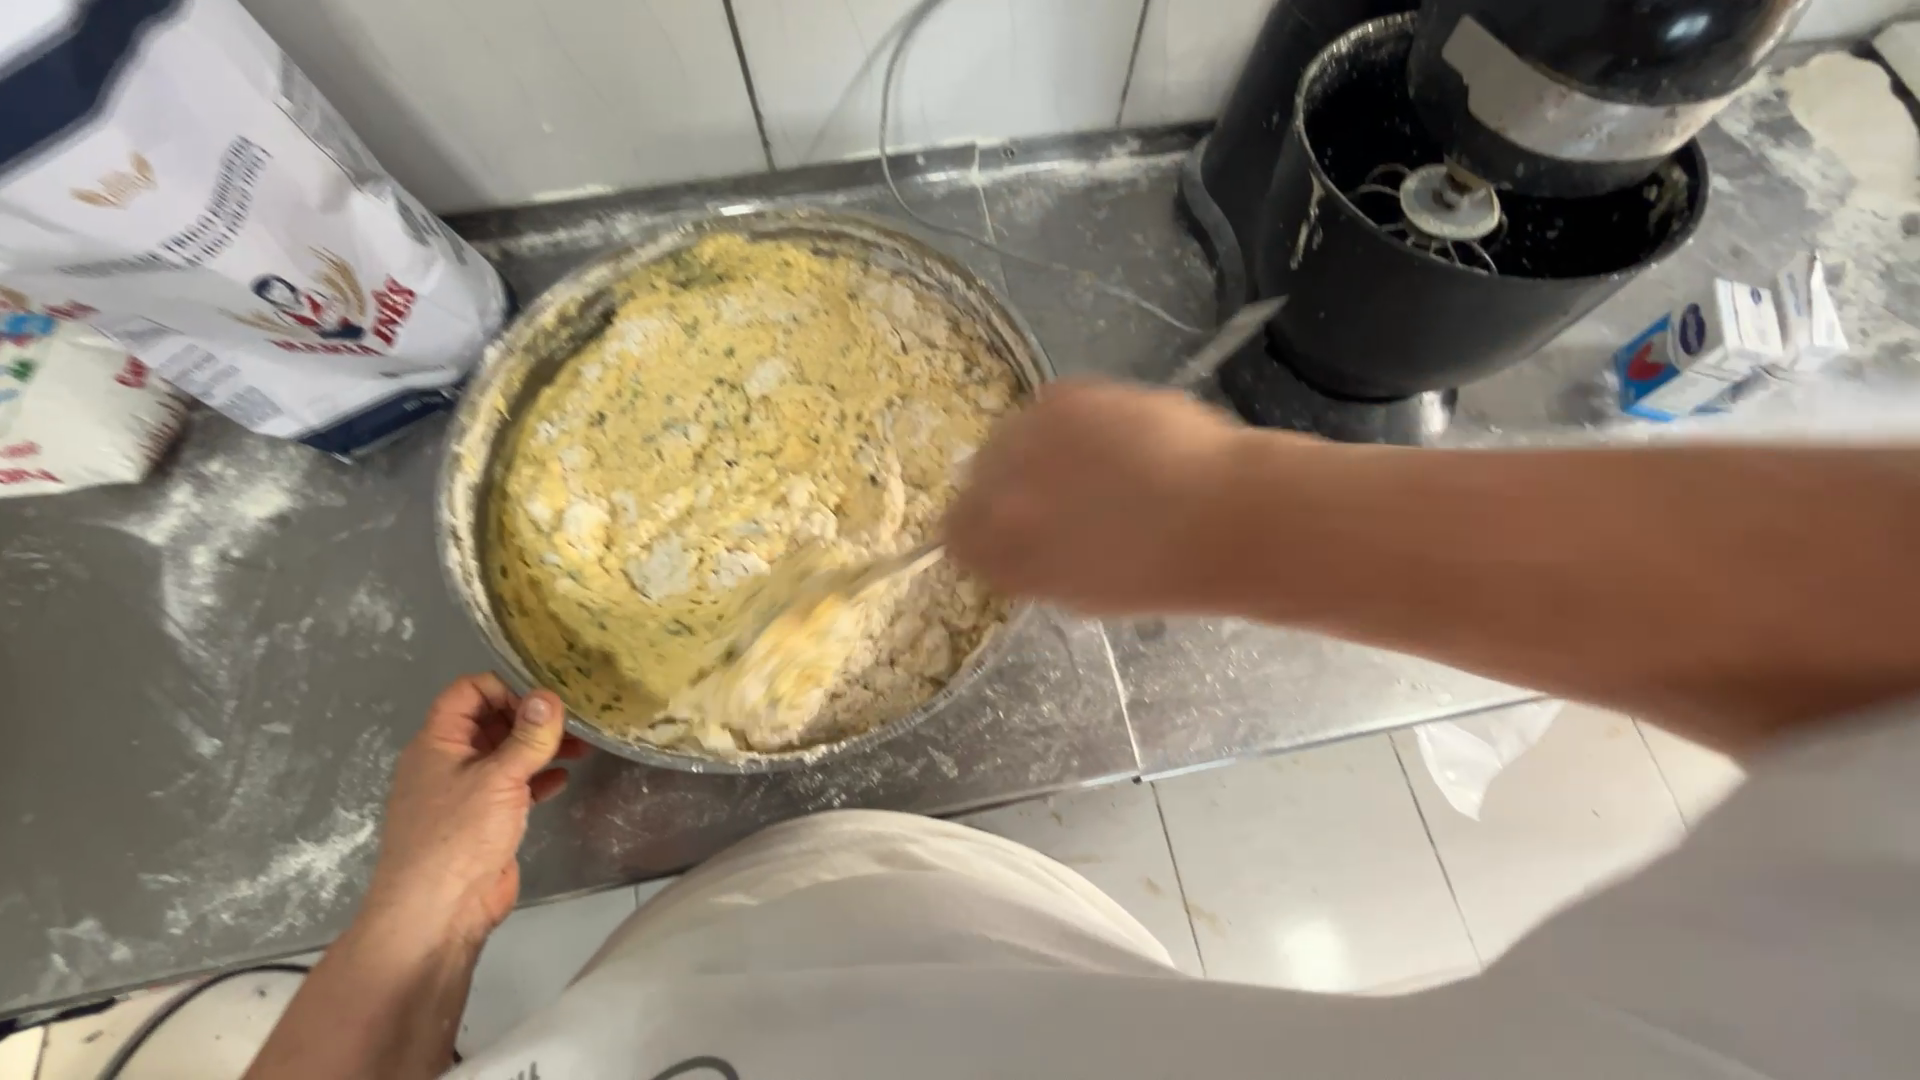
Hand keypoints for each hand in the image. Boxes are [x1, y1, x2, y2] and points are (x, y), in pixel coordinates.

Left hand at [361, 675, 588, 945]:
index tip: (544, 703)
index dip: (505, 688)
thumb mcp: (499, 777)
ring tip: (582, 748)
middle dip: (532, 717)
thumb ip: (529, 735)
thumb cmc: (459, 836)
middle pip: (492, 720)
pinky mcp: (485, 818)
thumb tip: (549, 694)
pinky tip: (564, 779)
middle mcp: (450, 761)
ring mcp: (467, 791)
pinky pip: (515, 784)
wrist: (438, 914)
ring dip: (542, 747)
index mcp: (438, 743)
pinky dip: (539, 776)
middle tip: (575, 721)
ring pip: (507, 753)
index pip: (468, 692)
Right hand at [945, 377, 1259, 613]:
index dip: (981, 532)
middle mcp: (1000, 493)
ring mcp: (1028, 442)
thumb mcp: (1079, 593)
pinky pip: (1044, 409)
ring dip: (1032, 450)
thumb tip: (1013, 543)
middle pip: (974, 480)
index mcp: (1004, 551)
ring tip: (1085, 461)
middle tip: (1052, 493)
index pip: (957, 535)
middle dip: (1004, 487)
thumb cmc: (1160, 574)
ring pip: (1006, 439)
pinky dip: (1068, 422)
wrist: (1224, 518)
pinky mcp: (1063, 399)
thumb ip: (1030, 569)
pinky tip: (1108, 437)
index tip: (1007, 531)